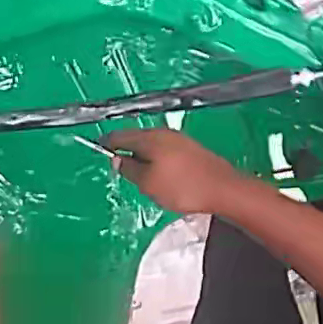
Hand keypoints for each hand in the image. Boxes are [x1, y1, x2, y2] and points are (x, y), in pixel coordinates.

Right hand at [100, 128, 257, 214]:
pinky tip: (159, 174)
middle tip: (118, 166)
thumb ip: (129, 169)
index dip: (107, 143)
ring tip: (138, 174)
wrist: (224, 190)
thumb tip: (116, 160)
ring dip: (141, 156)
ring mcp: (179, 140)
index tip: (98, 149)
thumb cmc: (182, 187)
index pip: (120, 136)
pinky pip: (164, 150)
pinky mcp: (191, 150)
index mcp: (150, 139)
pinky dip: (156, 159)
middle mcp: (163, 134)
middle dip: (125, 150)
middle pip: (136, 138)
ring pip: (151, 145)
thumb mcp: (148, 183)